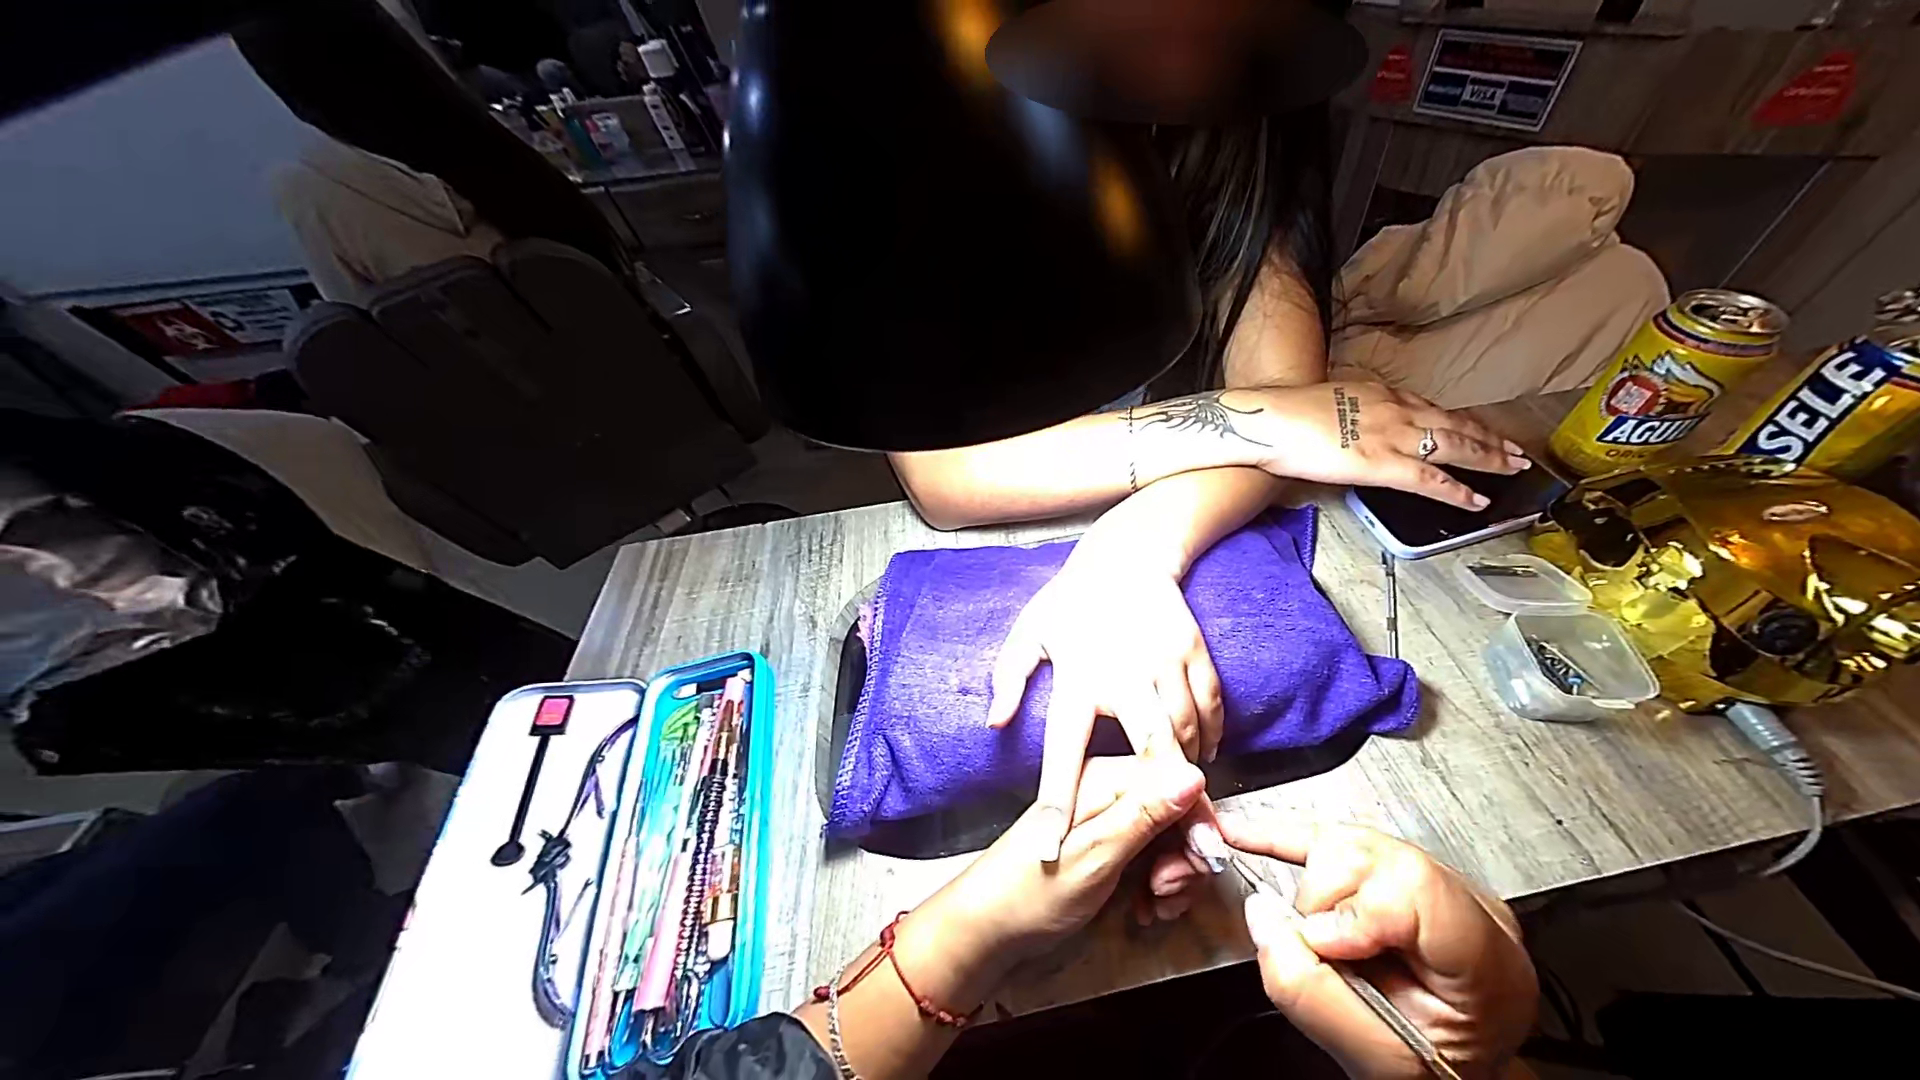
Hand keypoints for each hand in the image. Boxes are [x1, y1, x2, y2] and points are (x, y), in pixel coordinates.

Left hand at [925, 756, 1207, 963]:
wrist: (990, 924)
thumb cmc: (1033, 892)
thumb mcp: (1095, 855)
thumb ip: (1145, 814)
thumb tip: (1192, 772)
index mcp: (1102, 777)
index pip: (1177, 780)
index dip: (1198, 824)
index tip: (1201, 864)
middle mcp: (1107, 787)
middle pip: (1177, 811)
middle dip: (1184, 856)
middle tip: (1165, 891)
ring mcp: (1107, 815)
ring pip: (1169, 837)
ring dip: (1173, 876)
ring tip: (1153, 903)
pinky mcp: (1107, 841)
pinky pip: (1152, 855)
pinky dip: (1158, 883)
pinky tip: (1145, 905)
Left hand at [986, 536, 1222, 860]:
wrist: (1127, 555)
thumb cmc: (1071, 599)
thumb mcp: (1030, 632)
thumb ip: (1009, 678)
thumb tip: (995, 723)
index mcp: (1078, 678)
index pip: (1065, 752)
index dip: (1057, 805)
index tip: (1051, 850)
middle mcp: (1125, 677)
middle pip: (1152, 754)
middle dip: (1158, 799)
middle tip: (1158, 830)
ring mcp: (1166, 665)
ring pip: (1188, 737)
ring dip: (1184, 771)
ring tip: (1176, 795)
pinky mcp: (1196, 655)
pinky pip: (1213, 710)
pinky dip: (1211, 738)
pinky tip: (1199, 753)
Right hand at [1175, 383, 1528, 509]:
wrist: (1269, 420)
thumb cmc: (1283, 412)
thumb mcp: (1324, 400)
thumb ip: (1346, 412)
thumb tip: (1345, 427)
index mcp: (1379, 394)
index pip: (1430, 407)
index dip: (1458, 419)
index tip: (1475, 425)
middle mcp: (1396, 410)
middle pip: (1454, 424)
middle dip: (1488, 437)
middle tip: (1515, 450)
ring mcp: (1394, 437)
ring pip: (1455, 447)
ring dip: (1488, 458)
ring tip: (1513, 469)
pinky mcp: (1384, 465)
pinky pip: (1431, 480)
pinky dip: (1458, 491)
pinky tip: (1478, 500)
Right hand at [1223, 819, 1537, 1079]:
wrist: (1437, 1067)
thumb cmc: (1420, 1069)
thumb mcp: (1373, 1056)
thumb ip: (1311, 990)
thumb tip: (1263, 912)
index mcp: (1484, 960)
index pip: (1412, 888)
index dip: (1354, 912)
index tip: (1324, 946)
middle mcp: (1465, 902)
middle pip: (1369, 855)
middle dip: (1320, 898)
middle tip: (1315, 946)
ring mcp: (1429, 875)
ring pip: (1343, 838)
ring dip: (1306, 880)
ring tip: (1308, 926)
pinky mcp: (1388, 860)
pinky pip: (1328, 834)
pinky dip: (1276, 836)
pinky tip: (1239, 832)